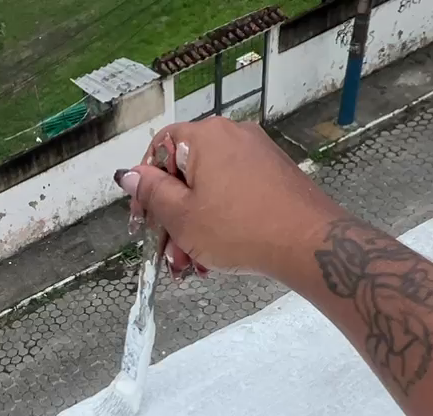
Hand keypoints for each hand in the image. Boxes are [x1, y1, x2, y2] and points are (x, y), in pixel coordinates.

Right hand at [116, 117, 341, 282]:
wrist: (304, 241)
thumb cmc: (237, 228)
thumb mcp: (181, 216)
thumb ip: (151, 193)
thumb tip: (127, 173)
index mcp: (204, 136)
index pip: (158, 149)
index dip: (145, 187)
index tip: (143, 222)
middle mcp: (231, 135)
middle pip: (184, 173)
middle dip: (171, 218)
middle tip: (169, 256)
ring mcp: (255, 153)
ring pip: (208, 189)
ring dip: (193, 227)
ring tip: (194, 264)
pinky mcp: (272, 174)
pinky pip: (232, 194)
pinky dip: (219, 221)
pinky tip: (217, 253)